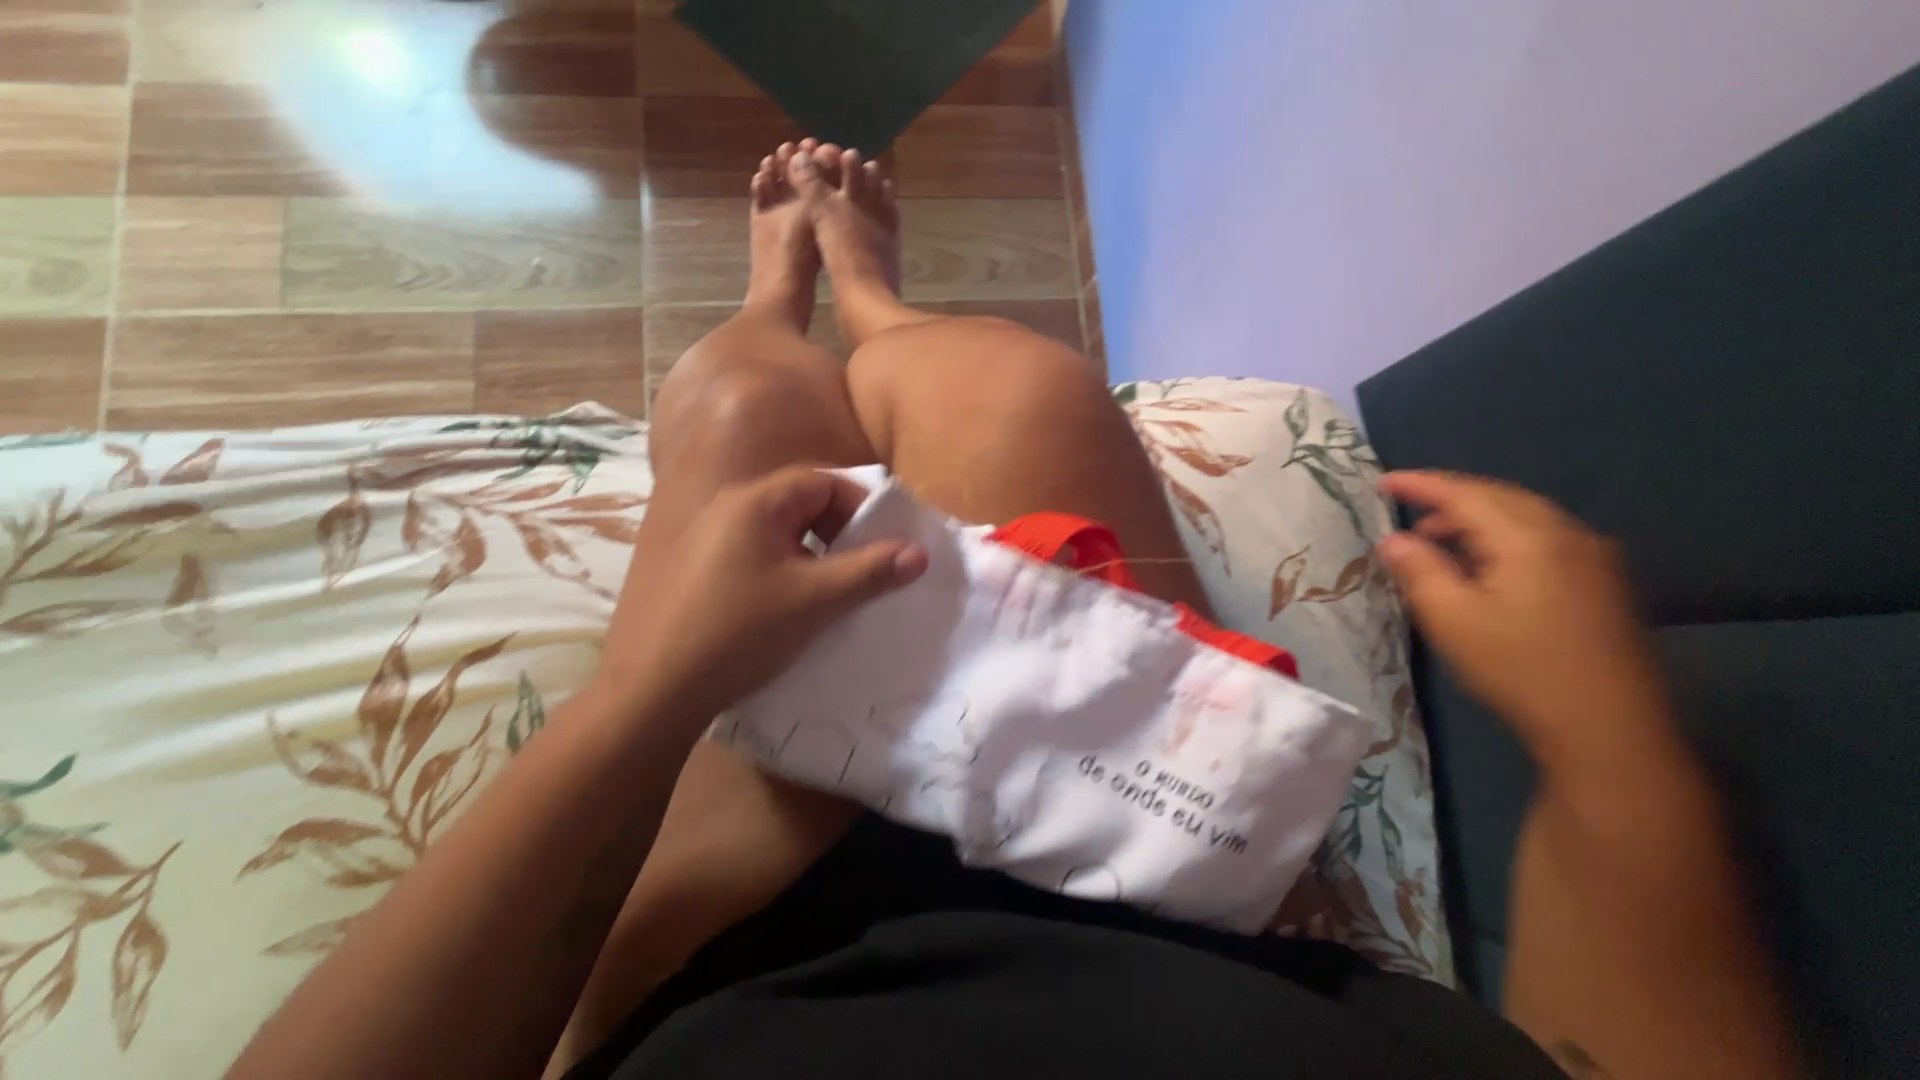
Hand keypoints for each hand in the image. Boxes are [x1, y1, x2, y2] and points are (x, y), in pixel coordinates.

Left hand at [599, 466, 927, 724]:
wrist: (656, 688)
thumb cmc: (742, 632)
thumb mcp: (816, 601)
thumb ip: (870, 571)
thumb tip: (920, 552)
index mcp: (756, 501)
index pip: (823, 482)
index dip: (860, 508)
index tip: (882, 546)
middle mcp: (727, 508)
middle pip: (800, 502)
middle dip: (838, 531)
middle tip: (860, 571)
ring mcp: (706, 538)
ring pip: (777, 532)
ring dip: (811, 554)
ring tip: (829, 593)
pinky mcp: (696, 569)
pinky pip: (753, 553)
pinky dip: (782, 569)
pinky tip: (788, 608)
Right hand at [1375, 471, 1670, 760]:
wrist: (1610, 727)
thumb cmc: (1521, 669)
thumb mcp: (1452, 621)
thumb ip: (1419, 571)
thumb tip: (1394, 540)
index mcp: (1529, 537)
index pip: (1465, 493)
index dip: (1420, 483)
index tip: (1381, 481)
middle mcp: (1568, 533)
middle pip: (1500, 496)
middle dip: (1450, 499)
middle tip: (1408, 514)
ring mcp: (1594, 556)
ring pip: (1525, 516)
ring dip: (1478, 520)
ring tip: (1440, 543)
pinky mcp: (1604, 582)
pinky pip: (1545, 537)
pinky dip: (1505, 538)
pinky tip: (1487, 567)